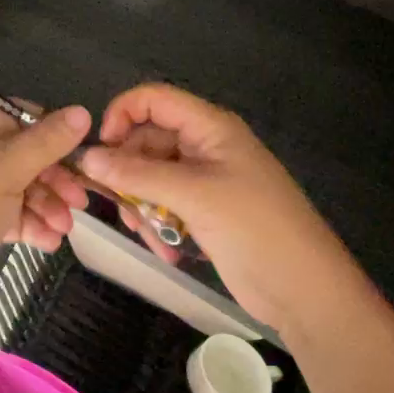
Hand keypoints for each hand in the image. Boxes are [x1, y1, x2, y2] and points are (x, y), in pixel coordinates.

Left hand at [0, 100, 91, 296]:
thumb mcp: (10, 165)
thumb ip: (48, 141)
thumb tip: (82, 111)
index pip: (23, 117)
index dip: (54, 133)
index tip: (83, 154)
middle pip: (27, 155)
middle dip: (55, 179)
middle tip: (80, 200)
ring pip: (24, 187)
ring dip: (47, 206)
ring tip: (64, 227)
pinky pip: (14, 213)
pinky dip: (32, 224)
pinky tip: (49, 241)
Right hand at [78, 84, 363, 332]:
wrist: (308, 294)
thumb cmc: (255, 229)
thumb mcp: (192, 195)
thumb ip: (136, 173)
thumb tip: (86, 157)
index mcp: (210, 127)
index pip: (153, 99)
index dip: (122, 114)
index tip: (102, 149)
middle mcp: (206, 146)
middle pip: (147, 139)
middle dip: (127, 170)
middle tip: (114, 200)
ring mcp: (206, 180)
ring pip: (152, 175)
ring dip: (140, 202)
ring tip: (143, 232)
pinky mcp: (206, 211)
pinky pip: (165, 202)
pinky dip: (157, 222)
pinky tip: (164, 249)